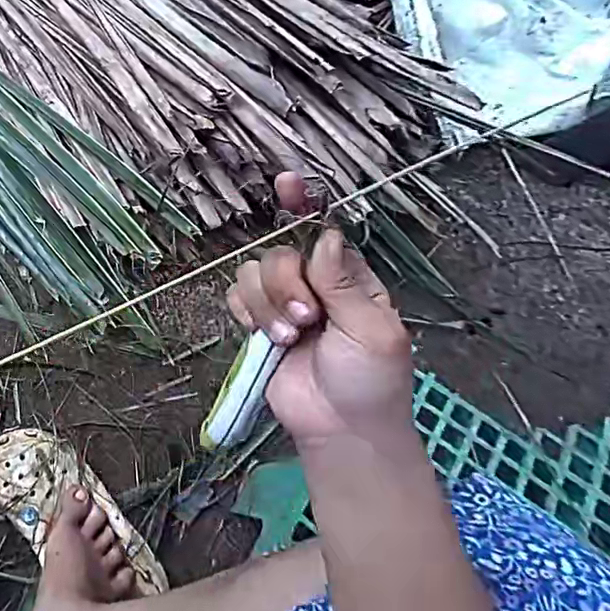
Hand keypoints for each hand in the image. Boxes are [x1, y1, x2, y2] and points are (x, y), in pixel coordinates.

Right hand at [226, 172, 414, 451]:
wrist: (340, 427)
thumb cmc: (371, 380)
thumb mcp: (373, 330)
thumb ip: (344, 282)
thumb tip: (325, 235)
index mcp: (348, 276)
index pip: (322, 230)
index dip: (303, 205)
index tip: (286, 182)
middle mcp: (312, 281)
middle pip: (279, 254)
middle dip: (287, 286)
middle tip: (308, 319)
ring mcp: (281, 301)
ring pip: (253, 273)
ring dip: (268, 306)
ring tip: (289, 338)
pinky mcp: (256, 321)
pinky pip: (236, 296)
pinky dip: (247, 314)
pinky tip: (266, 337)